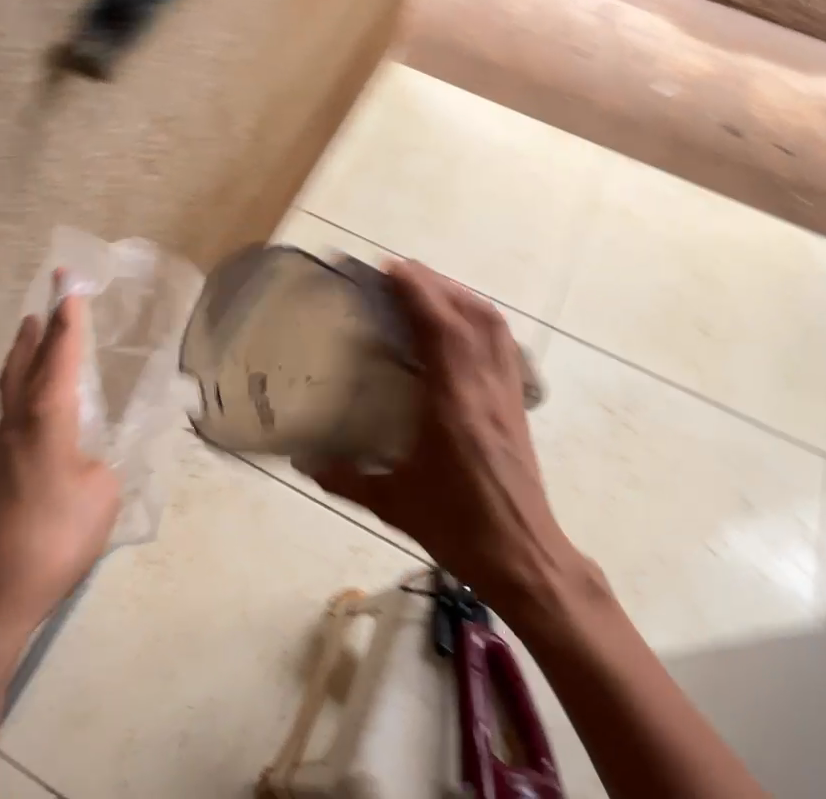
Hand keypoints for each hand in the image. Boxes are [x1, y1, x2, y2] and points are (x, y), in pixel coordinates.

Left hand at [0, 275, 121, 637]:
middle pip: (24, 365)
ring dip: (23, 358)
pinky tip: (31, 407)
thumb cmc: (54, 537)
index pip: (60, 359)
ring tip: (31, 339)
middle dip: (36, 332)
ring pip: (11, 389)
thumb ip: (99, 466)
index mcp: (47, 420)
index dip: (68, 323)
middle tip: (44, 304)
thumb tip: (85, 461)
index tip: (69, 288)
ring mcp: (1, 450)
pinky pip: (10, 414)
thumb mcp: (101, 496)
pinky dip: (21, 390)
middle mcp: (18, 424)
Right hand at [312, 261, 597, 626]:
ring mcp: (508, 396)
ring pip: (493, 326)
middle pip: (471, 315)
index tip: (389, 269)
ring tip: (427, 291)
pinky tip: (459, 330)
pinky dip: (480, 322)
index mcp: (454, 404)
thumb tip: (301, 461)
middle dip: (436, 284)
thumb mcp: (392, 503)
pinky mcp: (518, 408)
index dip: (417, 291)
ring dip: (461, 297)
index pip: (441, 328)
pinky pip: (503, 346)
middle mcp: (486, 389)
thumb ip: (344, 477)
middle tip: (398, 275)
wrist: (524, 557)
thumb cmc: (456, 528)